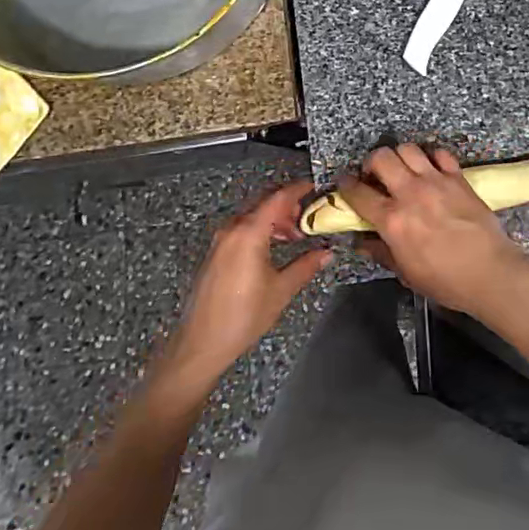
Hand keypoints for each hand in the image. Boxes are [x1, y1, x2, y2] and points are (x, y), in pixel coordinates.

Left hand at [162, 182, 331, 393]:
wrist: (202, 342)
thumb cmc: (243, 316)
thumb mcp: (281, 290)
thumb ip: (306, 266)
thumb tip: (326, 253)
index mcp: (249, 233)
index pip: (278, 198)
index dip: (298, 189)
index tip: (314, 186)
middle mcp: (232, 229)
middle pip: (263, 202)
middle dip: (287, 205)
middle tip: (308, 217)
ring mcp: (220, 240)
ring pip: (252, 215)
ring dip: (273, 219)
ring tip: (293, 237)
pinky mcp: (215, 252)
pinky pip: (241, 228)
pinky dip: (259, 229)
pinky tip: (271, 248)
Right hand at [336, 144, 528, 317]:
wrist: (491, 273)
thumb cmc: (446, 280)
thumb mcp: (406, 273)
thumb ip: (382, 253)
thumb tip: (363, 243)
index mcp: (393, 220)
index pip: (359, 193)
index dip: (346, 186)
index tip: (345, 183)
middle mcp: (411, 194)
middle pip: (381, 158)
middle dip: (372, 163)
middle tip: (375, 176)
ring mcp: (436, 182)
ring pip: (408, 149)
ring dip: (400, 156)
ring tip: (402, 170)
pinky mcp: (458, 179)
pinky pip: (440, 154)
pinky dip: (431, 157)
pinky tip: (431, 170)